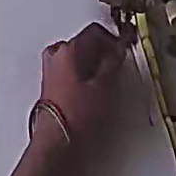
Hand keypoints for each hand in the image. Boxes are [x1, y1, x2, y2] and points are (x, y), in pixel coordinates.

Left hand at [36, 22, 122, 150]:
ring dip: (92, 62)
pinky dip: (83, 73)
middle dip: (102, 50)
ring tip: (108, 77)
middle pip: (84, 42)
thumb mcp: (104, 87)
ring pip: (77, 56)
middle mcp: (56, 56)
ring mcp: (51, 70)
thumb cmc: (76, 115)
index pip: (94, 32)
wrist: (57, 142)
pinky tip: (94, 88)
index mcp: (68, 50)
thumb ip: (113, 63)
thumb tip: (117, 52)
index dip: (112, 38)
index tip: (123, 44)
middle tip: (117, 60)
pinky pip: (70, 69)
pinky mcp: (51, 85)